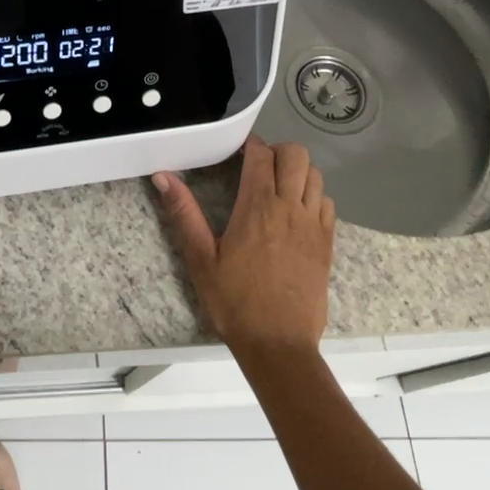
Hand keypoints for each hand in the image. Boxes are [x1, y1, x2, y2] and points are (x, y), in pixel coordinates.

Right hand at [152, 135, 335, 356]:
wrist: (278, 345)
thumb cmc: (234, 302)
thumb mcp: (201, 258)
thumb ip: (183, 213)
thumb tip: (162, 176)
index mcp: (258, 206)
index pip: (261, 155)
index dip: (250, 145)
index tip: (237, 149)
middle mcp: (290, 207)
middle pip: (297, 155)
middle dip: (278, 151)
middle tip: (258, 166)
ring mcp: (313, 225)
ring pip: (316, 176)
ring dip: (298, 172)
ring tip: (277, 187)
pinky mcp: (327, 243)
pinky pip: (327, 203)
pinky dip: (313, 197)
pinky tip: (296, 213)